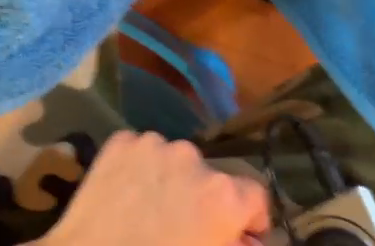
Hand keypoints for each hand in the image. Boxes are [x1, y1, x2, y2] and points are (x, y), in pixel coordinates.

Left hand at [42, 131, 270, 245]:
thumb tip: (250, 241)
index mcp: (223, 194)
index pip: (254, 196)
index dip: (249, 221)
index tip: (236, 237)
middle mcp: (193, 156)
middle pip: (211, 177)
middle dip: (203, 201)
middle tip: (182, 231)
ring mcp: (153, 143)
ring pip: (174, 161)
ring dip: (170, 181)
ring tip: (149, 214)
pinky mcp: (120, 140)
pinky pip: (140, 152)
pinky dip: (139, 170)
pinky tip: (126, 197)